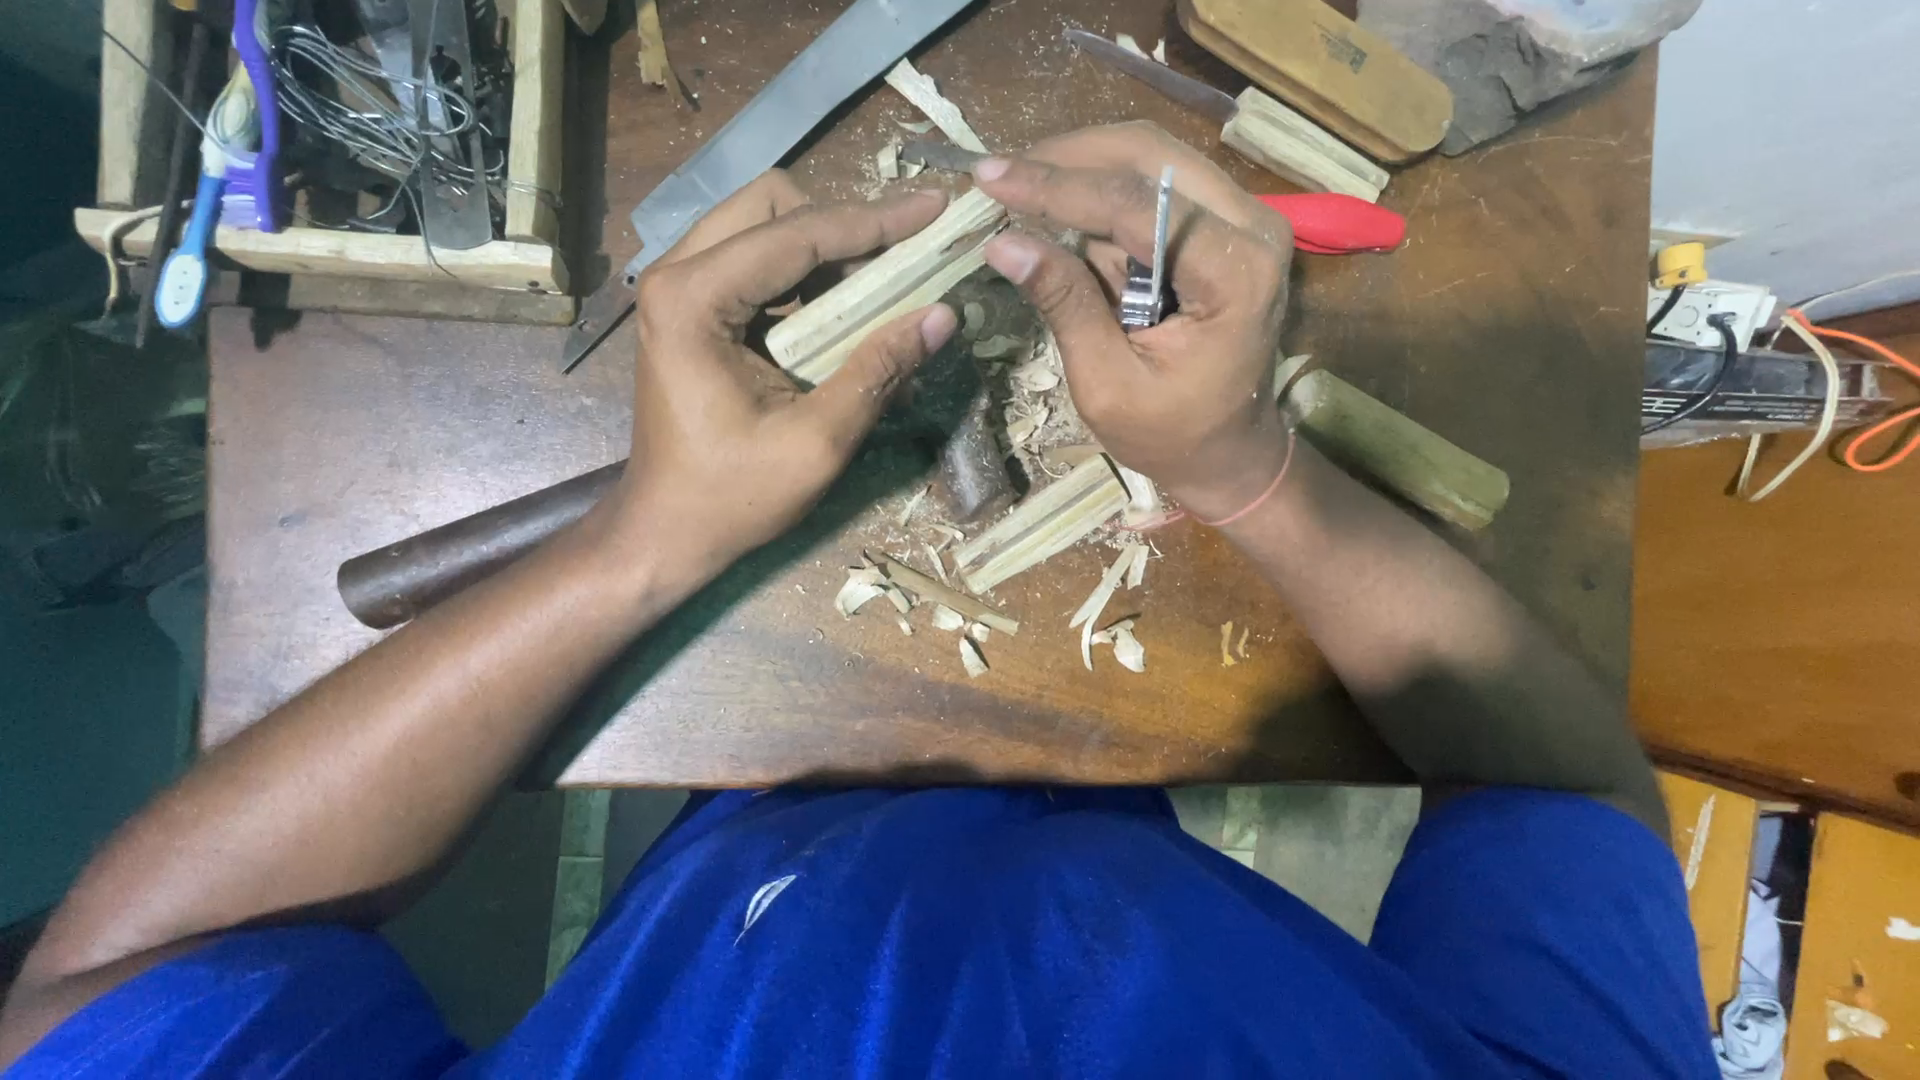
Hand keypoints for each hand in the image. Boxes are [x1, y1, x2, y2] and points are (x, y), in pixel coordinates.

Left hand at [606, 172, 959, 580]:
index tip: (933, 209)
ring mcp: (679, 289)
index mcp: (694, 300)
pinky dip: (803, 276)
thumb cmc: (734, 497)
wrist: (667, 529)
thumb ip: (878, 370)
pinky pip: (755, 262)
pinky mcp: (691, 310)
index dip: (874, 222)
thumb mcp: (818, 441)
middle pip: (772, 204)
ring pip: (762, 226)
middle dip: (843, 225)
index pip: (798, 235)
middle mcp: (677, 276)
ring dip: (825, 249)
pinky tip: (840, 313)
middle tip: (898, 262)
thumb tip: (943, 314)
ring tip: (878, 289)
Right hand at [971, 123, 1295, 521]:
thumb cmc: (1171, 435)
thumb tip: (1002, 243)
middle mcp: (1252, 227)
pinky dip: (1102, 193)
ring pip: (1153, 160)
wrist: (1229, 453)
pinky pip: (1157, 187)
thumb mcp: (1107, 384)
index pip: (1136, 204)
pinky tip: (1059, 210)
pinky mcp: (1225, 226)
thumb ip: (1065, 305)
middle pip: (1150, 156)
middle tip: (1002, 172)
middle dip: (1069, 158)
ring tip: (1021, 189)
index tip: (989, 176)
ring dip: (1083, 171)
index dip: (1056, 186)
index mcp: (1233, 274)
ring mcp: (1244, 220)